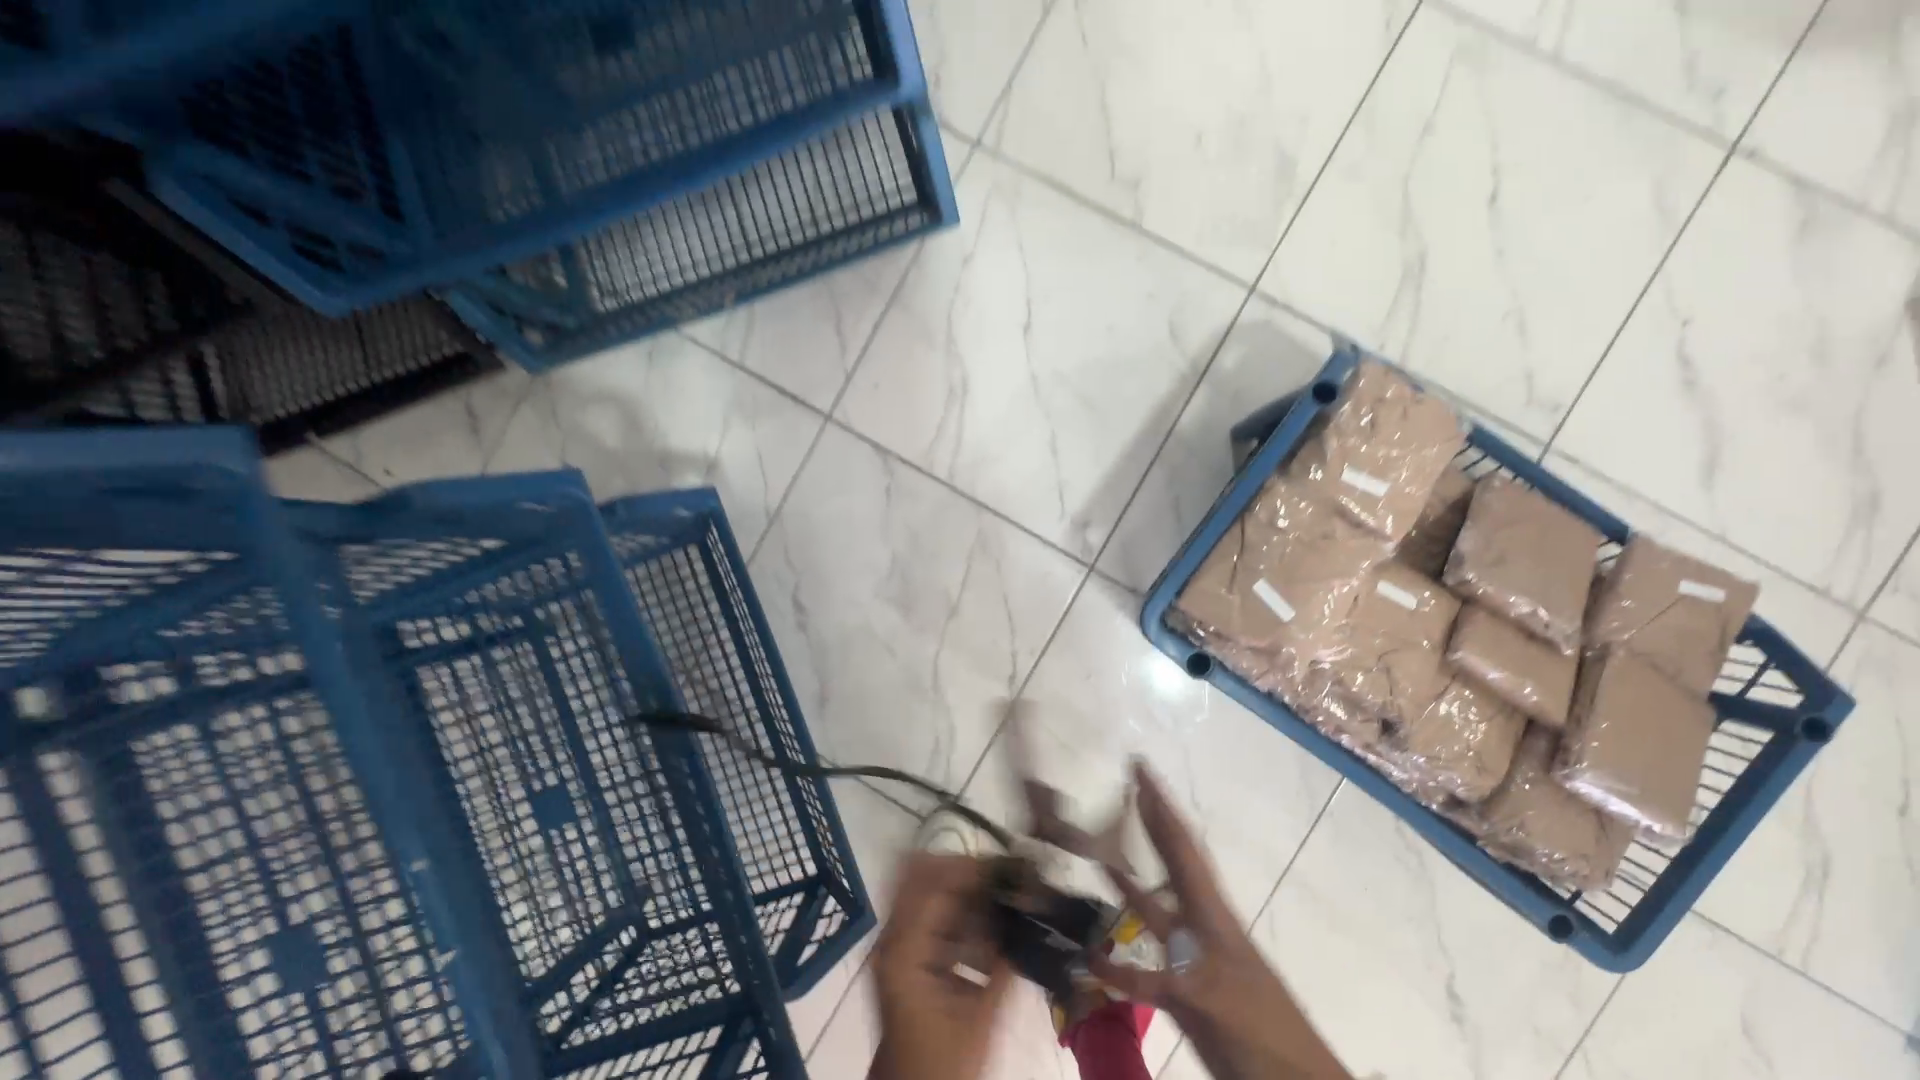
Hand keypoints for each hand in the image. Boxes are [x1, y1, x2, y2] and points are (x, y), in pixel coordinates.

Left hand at [868, 854, 1011, 1079]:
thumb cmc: (943, 1066)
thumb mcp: (980, 1016)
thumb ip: (1005, 963)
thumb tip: (1033, 916)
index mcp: (903, 949)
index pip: (932, 881)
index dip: (972, 867)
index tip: (1012, 868)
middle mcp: (894, 938)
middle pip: (924, 875)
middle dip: (969, 873)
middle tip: (1011, 880)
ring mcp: (899, 946)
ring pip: (932, 894)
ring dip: (970, 893)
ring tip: (1012, 901)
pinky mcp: (911, 959)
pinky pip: (937, 919)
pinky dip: (965, 917)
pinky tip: (997, 933)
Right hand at [1091, 764, 1351, 1079]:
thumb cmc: (1262, 1035)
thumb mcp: (1212, 1001)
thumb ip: (1158, 976)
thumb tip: (1100, 958)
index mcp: (1213, 916)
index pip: (1182, 847)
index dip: (1160, 806)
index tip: (1139, 766)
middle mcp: (1203, 925)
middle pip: (1173, 862)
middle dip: (1152, 823)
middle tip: (1127, 785)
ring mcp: (1196, 958)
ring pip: (1157, 909)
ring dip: (1131, 879)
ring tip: (1103, 851)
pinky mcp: (1189, 993)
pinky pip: (1144, 968)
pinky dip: (1119, 959)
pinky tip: (1095, 957)